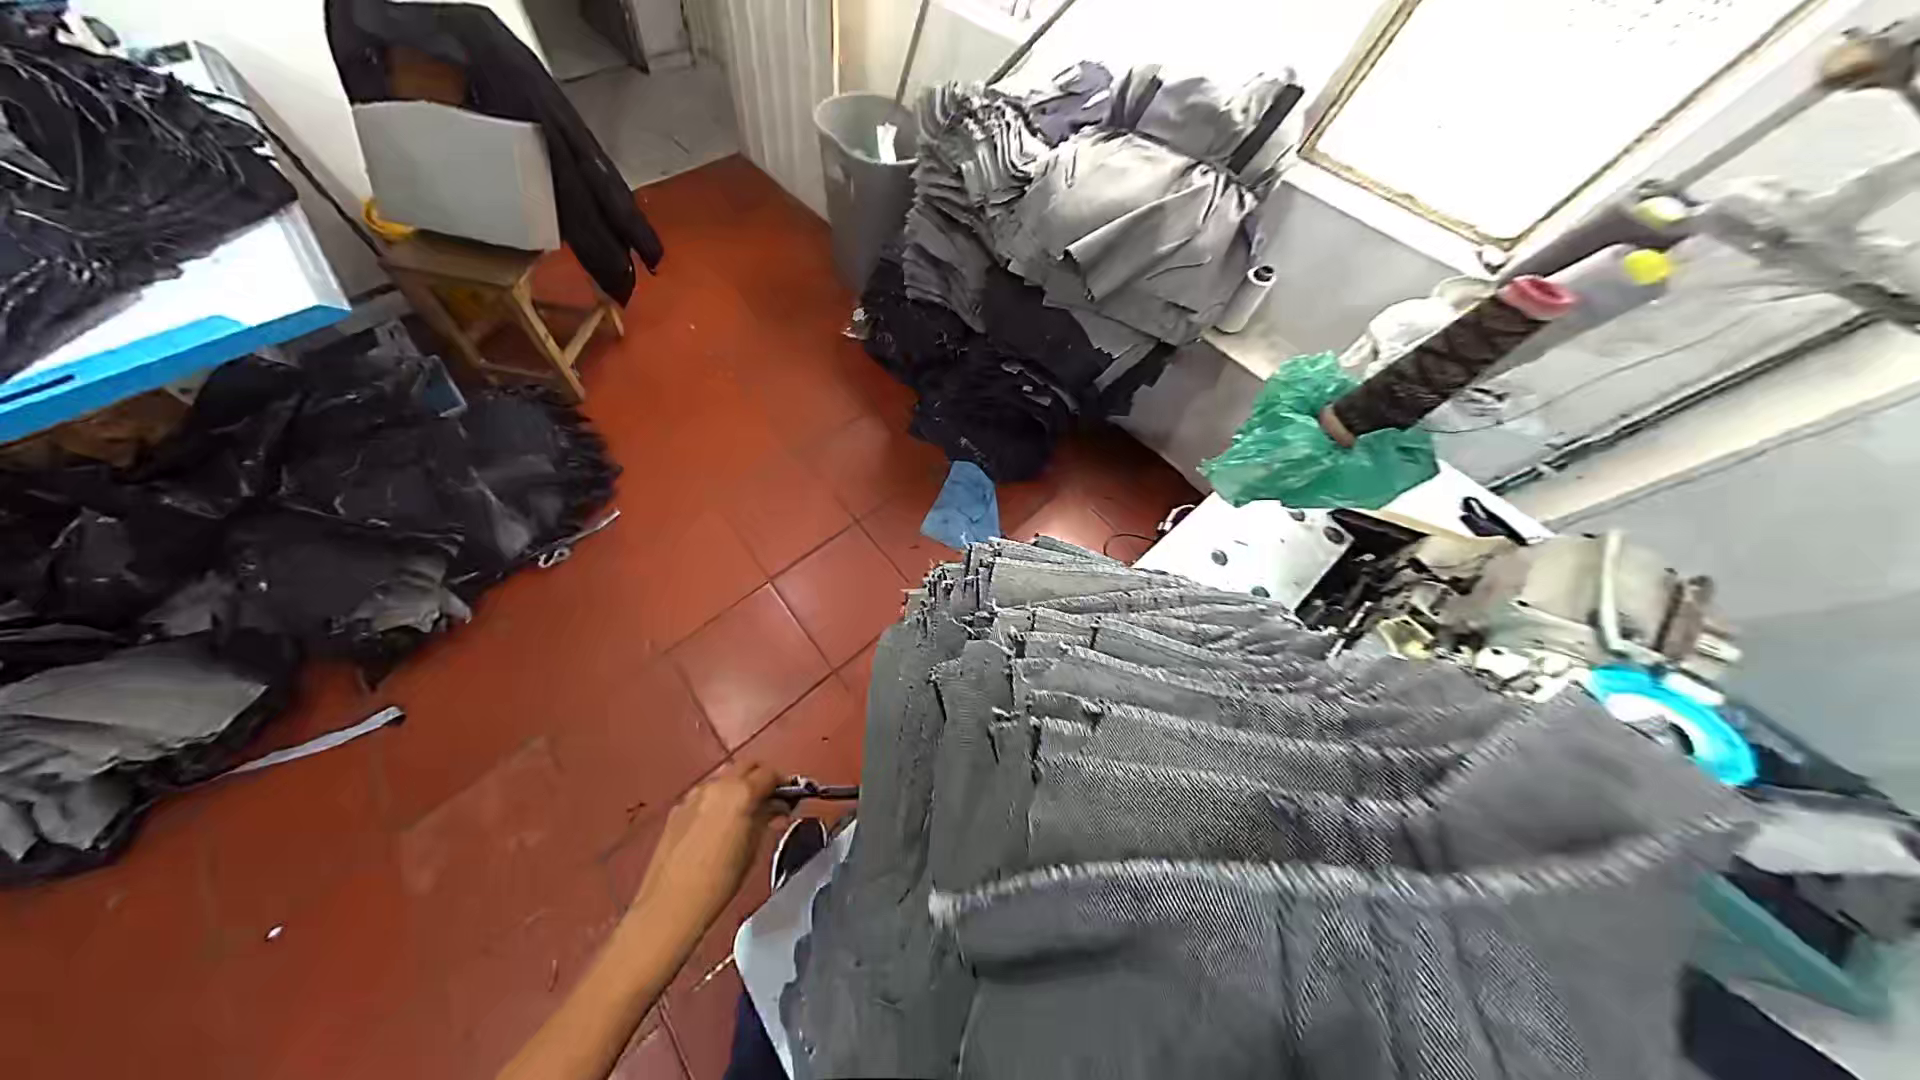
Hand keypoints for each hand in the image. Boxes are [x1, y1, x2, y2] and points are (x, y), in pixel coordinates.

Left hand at [628, 762, 784, 935]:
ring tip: (744, 813)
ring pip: (725, 777)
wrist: (671, 904)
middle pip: (747, 766)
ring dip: (739, 786)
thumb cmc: (721, 879)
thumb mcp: (753, 847)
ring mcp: (694, 795)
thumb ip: (766, 817)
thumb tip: (776, 807)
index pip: (770, 773)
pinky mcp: (677, 809)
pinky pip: (705, 794)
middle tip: (770, 801)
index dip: (783, 784)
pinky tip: (718, 825)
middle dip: (761, 778)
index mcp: (742, 791)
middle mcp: (718, 785)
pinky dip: (718, 799)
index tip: (788, 800)